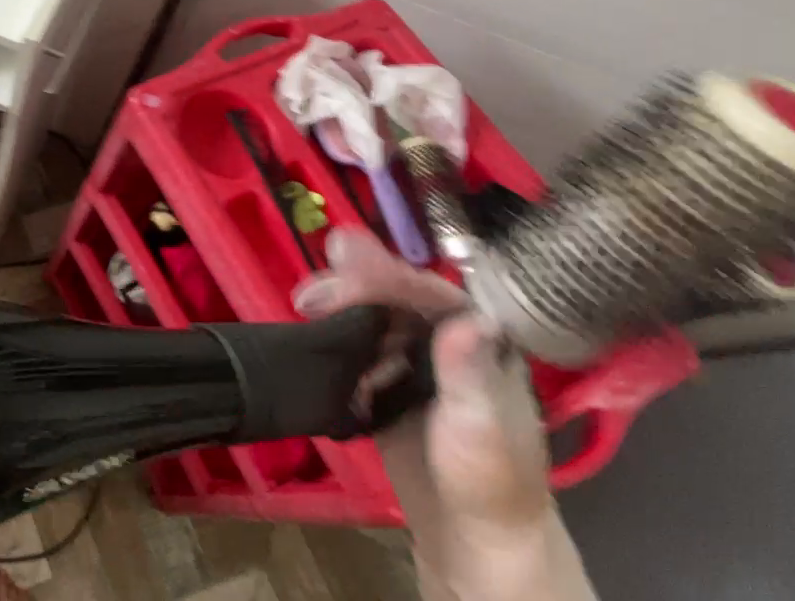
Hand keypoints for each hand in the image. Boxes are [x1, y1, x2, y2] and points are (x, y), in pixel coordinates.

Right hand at [293, 229, 589, 600]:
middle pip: (397, 296)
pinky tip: (317, 336)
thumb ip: (470, 371)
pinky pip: (359, 345)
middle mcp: (449, 339)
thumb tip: (467, 317)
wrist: (468, 532)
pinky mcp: (389, 379)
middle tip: (310, 293)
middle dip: (353, 286)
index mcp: (482, 340)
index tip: (342, 263)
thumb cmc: (488, 479)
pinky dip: (335, 338)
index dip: (386, 274)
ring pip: (374, 315)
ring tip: (306, 305)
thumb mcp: (482, 426)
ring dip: (339, 307)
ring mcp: (417, 359)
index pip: (431, 292)